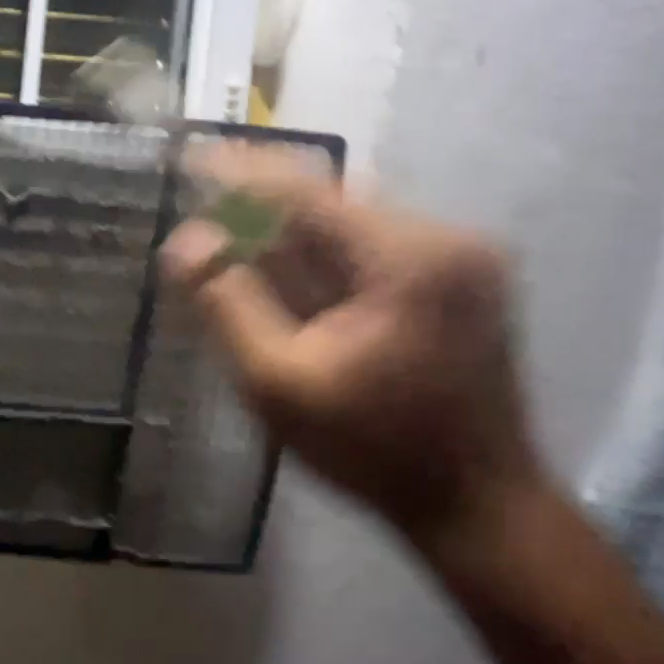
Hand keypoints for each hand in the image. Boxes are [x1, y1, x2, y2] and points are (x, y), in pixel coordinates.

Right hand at [159, 146, 544, 542]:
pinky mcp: (454, 283)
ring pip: (343, 225)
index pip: (304, 191)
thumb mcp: (277, 379)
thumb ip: (226, 302)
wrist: (479, 508)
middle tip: (194, 219)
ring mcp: (456, 261)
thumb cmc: (373, 446)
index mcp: (408, 257)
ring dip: (281, 234)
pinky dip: (312, 257)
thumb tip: (184, 241)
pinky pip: (363, 249)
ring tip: (221, 249)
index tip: (184, 155)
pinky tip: (274, 278)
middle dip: (254, 207)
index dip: (236, 170)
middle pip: (325, 202)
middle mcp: (443, 241)